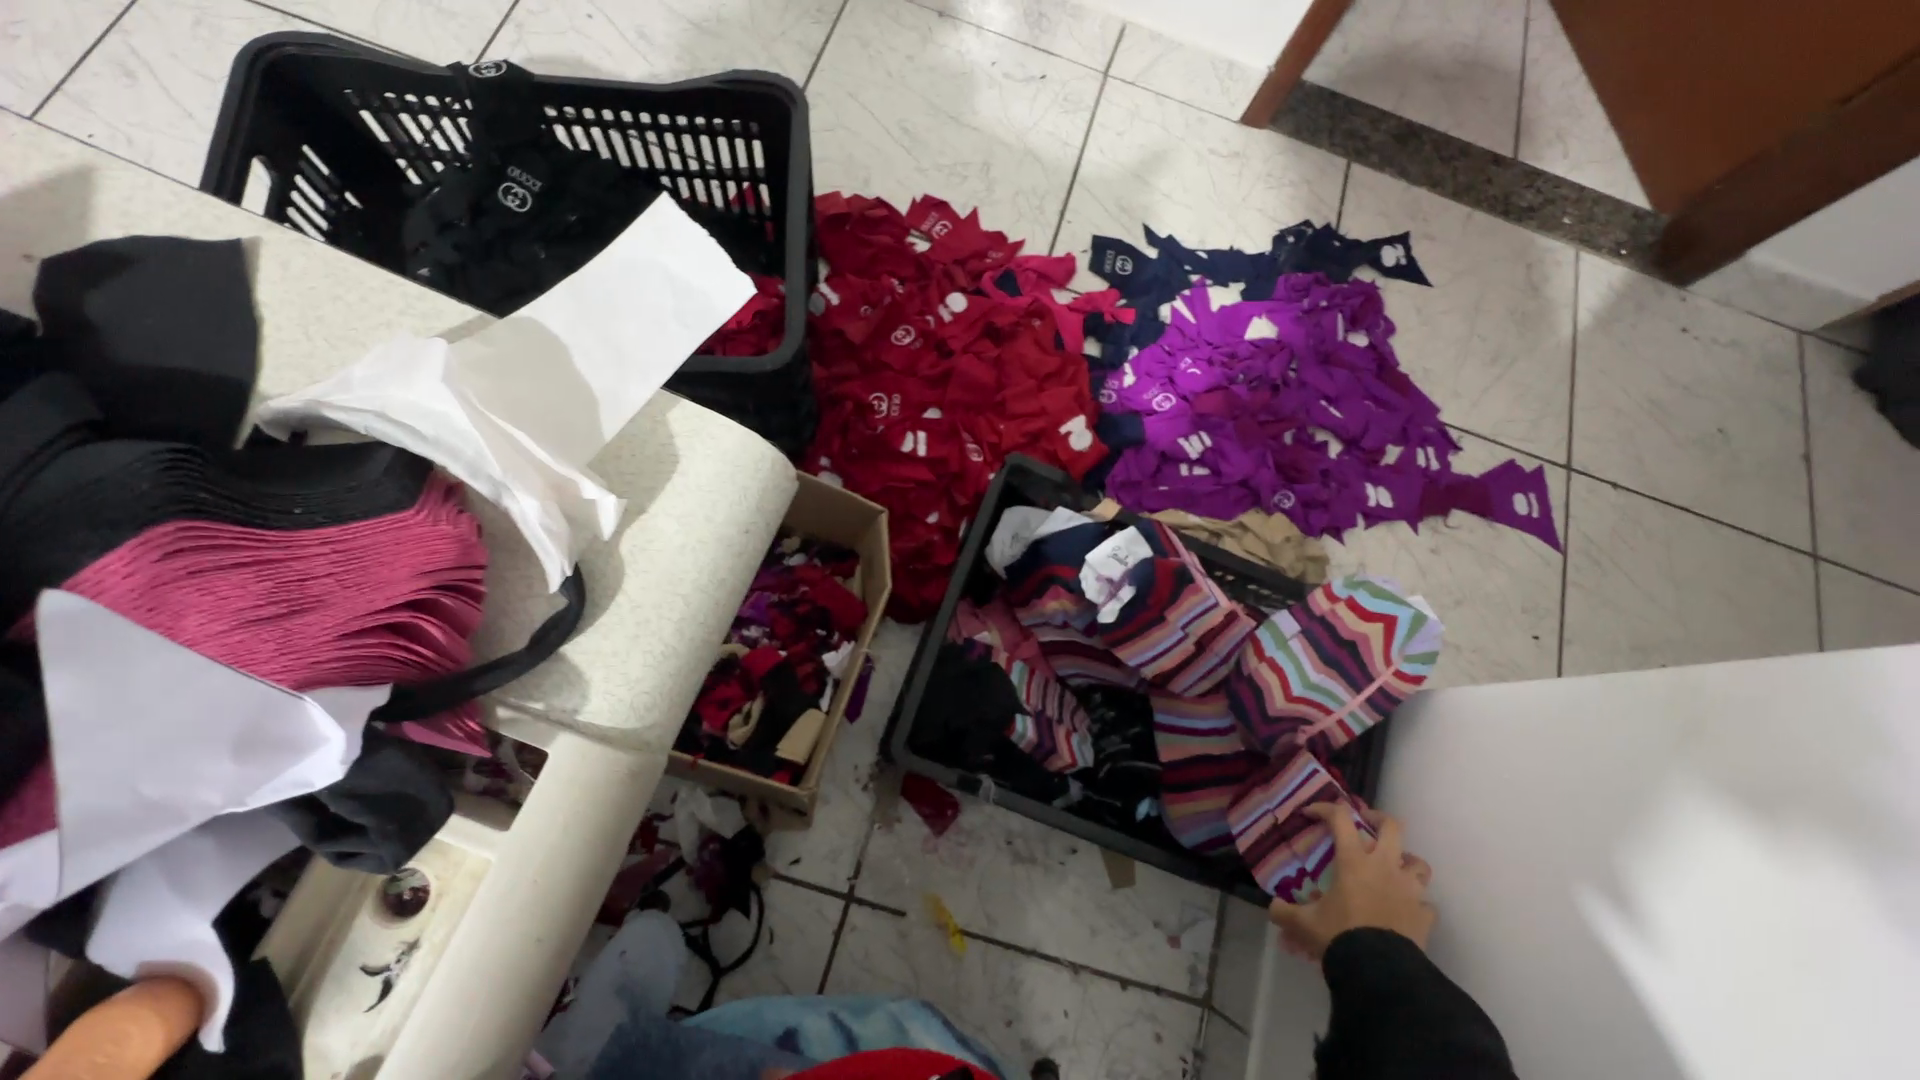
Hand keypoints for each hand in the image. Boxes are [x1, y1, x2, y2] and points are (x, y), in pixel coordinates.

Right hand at [1268, 804, 1434, 960]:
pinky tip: (1405, 910)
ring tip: (1394, 868)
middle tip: (1366, 823)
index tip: (1310, 813)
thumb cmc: (1339, 936)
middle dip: (1379, 819)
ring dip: (1406, 861)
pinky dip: (1416, 903)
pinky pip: (1425, 903)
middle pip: (1392, 827)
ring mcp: (1409, 890)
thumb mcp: (1303, 924)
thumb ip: (1284, 912)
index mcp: (1354, 861)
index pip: (1340, 819)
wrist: (1379, 971)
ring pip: (1418, 862)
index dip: (1324, 809)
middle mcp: (1385, 867)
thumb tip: (1273, 908)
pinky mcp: (1424, 915)